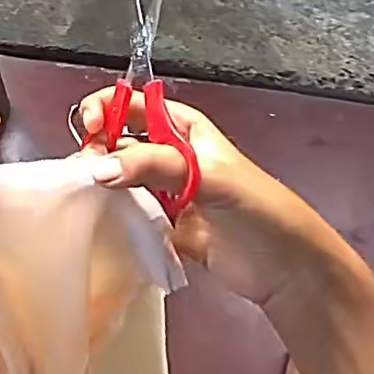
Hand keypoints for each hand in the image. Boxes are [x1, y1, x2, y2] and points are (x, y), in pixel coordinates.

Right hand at [77, 88, 339, 307]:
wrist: (288, 269)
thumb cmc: (257, 207)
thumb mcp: (210, 174)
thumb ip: (155, 165)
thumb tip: (98, 167)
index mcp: (183, 128)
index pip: (136, 104)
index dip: (109, 108)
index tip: (90, 127)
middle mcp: (171, 154)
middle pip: (121, 139)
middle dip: (98, 147)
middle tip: (85, 168)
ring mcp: (166, 191)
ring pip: (122, 177)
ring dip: (102, 182)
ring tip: (85, 194)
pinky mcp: (164, 226)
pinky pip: (130, 214)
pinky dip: (114, 215)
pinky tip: (101, 220)